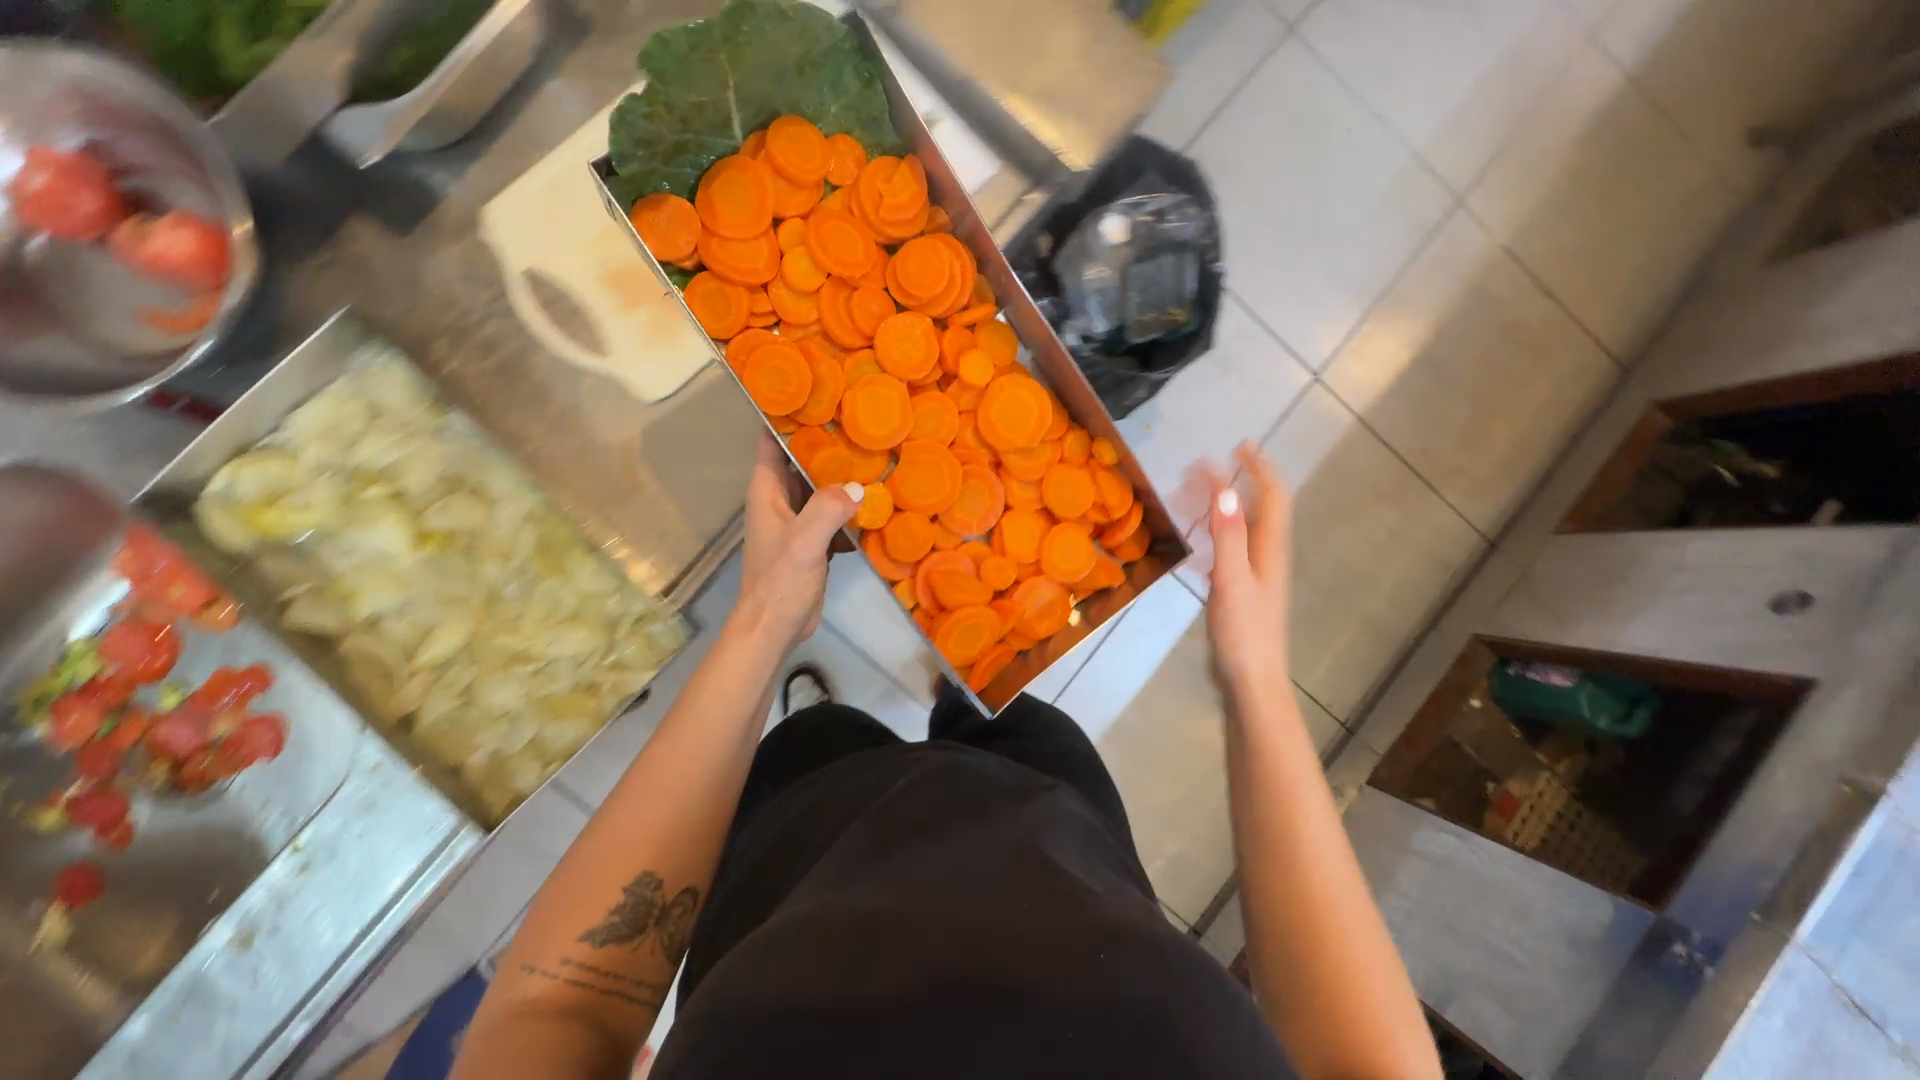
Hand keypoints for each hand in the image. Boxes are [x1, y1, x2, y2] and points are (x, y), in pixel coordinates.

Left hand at [733, 433, 861, 649]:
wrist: (775, 628)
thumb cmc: (779, 581)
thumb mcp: (803, 541)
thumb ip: (827, 509)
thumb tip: (857, 486)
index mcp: (767, 491)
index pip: (771, 442)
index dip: (786, 416)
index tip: (814, 394)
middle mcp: (780, 500)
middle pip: (801, 461)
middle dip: (825, 442)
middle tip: (859, 419)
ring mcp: (798, 522)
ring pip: (820, 487)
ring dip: (841, 475)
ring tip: (874, 451)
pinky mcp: (815, 542)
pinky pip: (834, 514)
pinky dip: (851, 506)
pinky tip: (876, 499)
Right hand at [1202, 442, 1292, 699]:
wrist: (1251, 683)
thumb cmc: (1244, 634)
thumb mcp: (1231, 582)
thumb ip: (1228, 537)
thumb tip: (1226, 490)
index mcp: (1270, 549)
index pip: (1272, 497)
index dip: (1259, 469)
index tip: (1238, 446)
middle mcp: (1267, 556)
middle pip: (1256, 508)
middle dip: (1233, 483)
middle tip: (1200, 470)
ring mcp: (1255, 575)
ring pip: (1240, 528)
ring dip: (1219, 507)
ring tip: (1187, 497)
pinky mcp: (1241, 591)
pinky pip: (1228, 549)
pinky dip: (1211, 535)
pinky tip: (1192, 542)